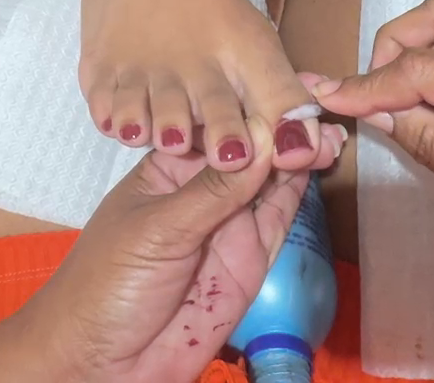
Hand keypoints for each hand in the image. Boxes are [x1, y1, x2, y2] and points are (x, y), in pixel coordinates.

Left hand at [18, 122, 346, 382]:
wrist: (104, 365)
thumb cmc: (107, 282)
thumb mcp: (159, 228)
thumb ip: (214, 189)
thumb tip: (262, 136)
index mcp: (170, 164)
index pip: (216, 124)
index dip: (249, 103)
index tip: (285, 80)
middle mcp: (204, 186)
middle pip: (250, 147)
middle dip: (282, 124)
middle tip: (319, 101)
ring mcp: (229, 221)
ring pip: (272, 176)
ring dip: (298, 150)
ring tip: (328, 126)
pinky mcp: (251, 257)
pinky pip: (280, 215)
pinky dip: (301, 187)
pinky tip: (318, 158)